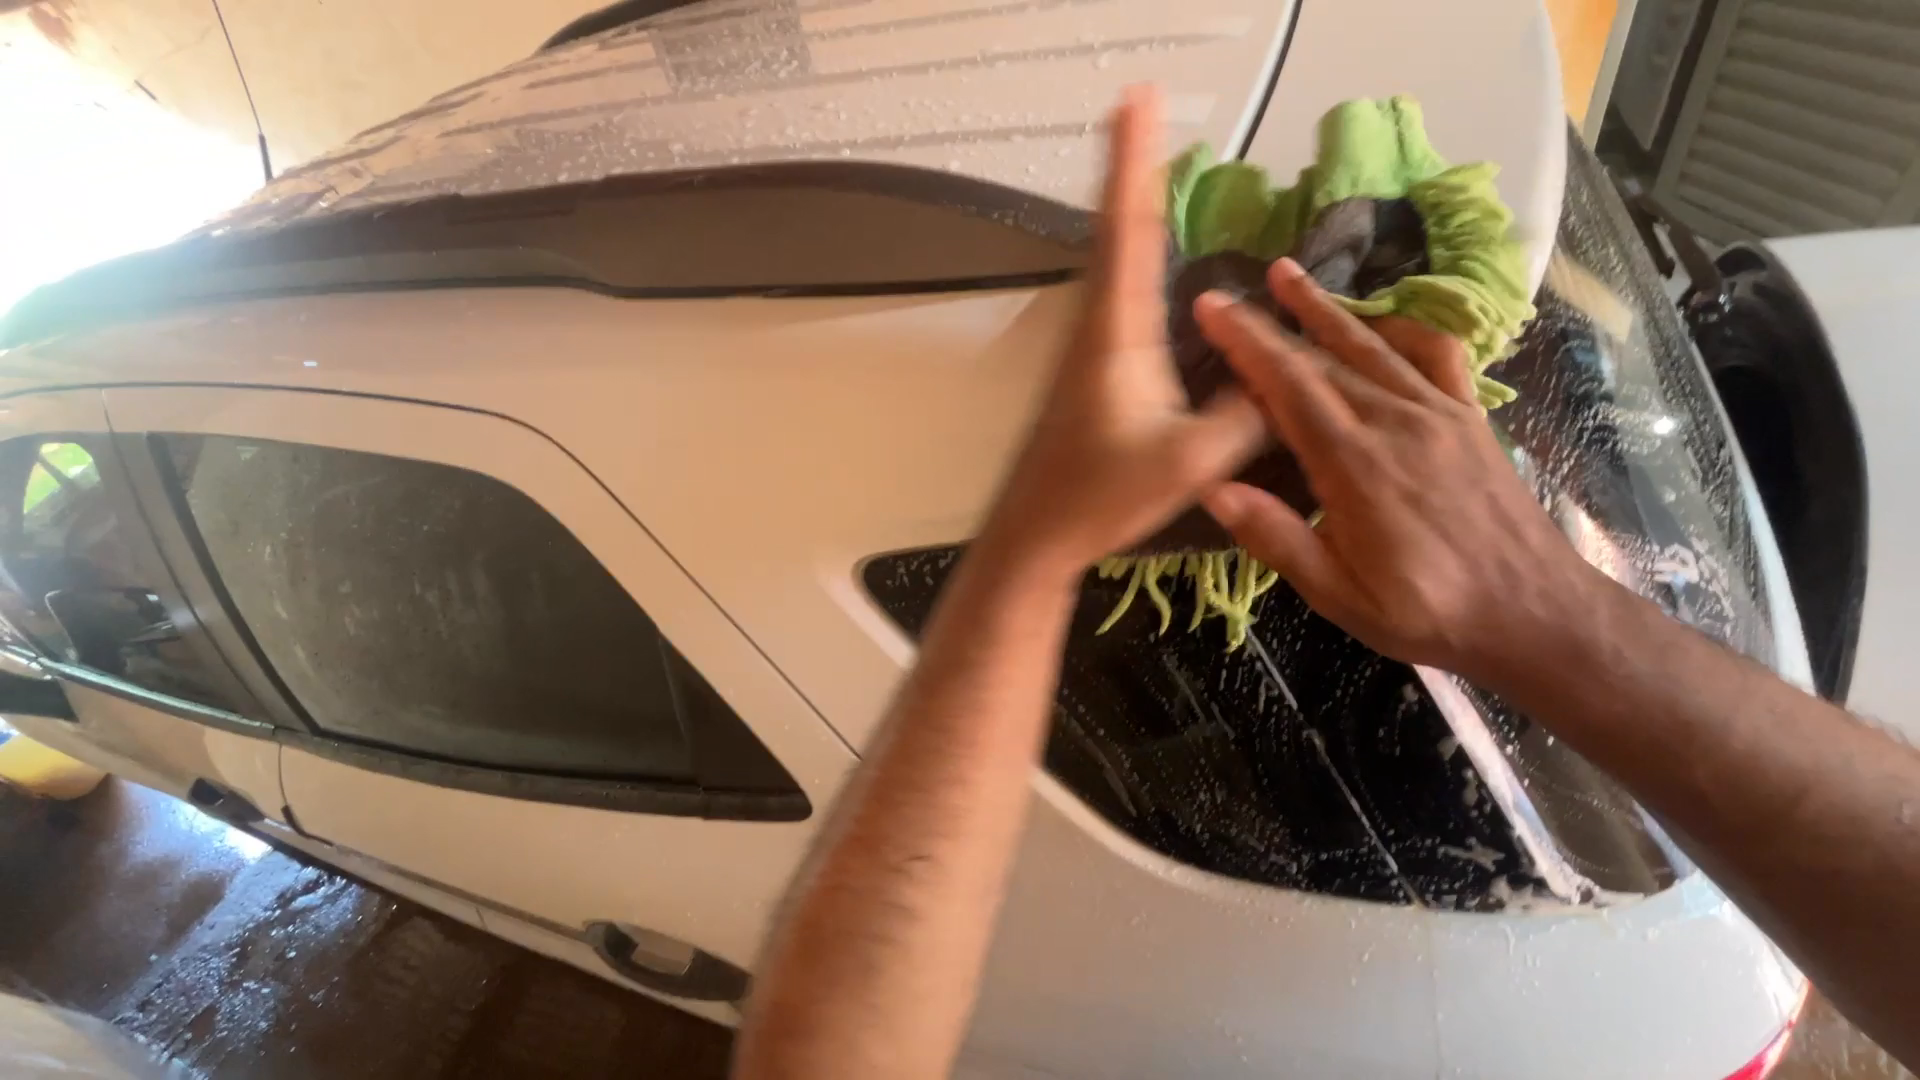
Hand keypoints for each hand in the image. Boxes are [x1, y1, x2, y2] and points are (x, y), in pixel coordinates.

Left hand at [977, 85, 1264, 577]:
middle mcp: (1095, 326)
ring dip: (1127, 205)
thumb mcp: (1187, 461)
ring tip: (1147, 158)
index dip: (1134, 161)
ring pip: (1110, 260)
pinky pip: (1115, 292)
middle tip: (1141, 106)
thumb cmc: (1097, 497)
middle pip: (1114, 229)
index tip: (1138, 99)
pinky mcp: (1087, 368)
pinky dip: (1130, 253)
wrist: (1035, 532)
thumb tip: (1283, 374)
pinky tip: (1145, 254)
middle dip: (1130, 166)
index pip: (1128, 230)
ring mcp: (1086, 347)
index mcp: (1116, 333)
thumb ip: (1243, 414)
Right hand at [1194, 260, 1611, 681]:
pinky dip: (1400, 329)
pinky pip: (1433, 355)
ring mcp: (1437, 413)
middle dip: (1268, 322)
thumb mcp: (1338, 594)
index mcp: (1353, 465)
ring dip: (1325, 307)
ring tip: (1288, 274)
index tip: (1210, 307)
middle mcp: (1394, 423)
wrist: (1532, 614)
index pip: (1288, 386)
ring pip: (1371, 345)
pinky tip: (1378, 322)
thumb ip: (1276, 538)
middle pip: (1321, 357)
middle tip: (1226, 293)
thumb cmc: (1425, 611)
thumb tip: (1213, 487)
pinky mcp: (1468, 417)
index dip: (1246, 342)